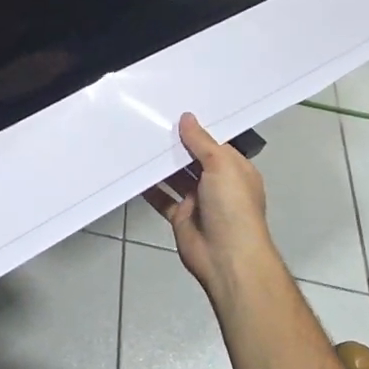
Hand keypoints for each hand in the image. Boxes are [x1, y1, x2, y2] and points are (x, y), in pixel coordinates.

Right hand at [143, 112, 274, 294]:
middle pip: (193, 159)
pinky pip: (163, 199)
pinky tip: (134, 173)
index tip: (174, 111)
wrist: (227, 256)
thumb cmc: (232, 206)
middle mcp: (217, 183)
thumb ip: (201, 142)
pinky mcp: (181, 217)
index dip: (197, 129)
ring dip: (161, 165)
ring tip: (138, 142)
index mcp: (234, 170)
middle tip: (148, 123)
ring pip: (176, 178)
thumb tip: (187, 117)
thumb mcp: (222, 166)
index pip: (215, 144)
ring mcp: (198, 201)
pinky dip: (150, 189)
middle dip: (175, 145)